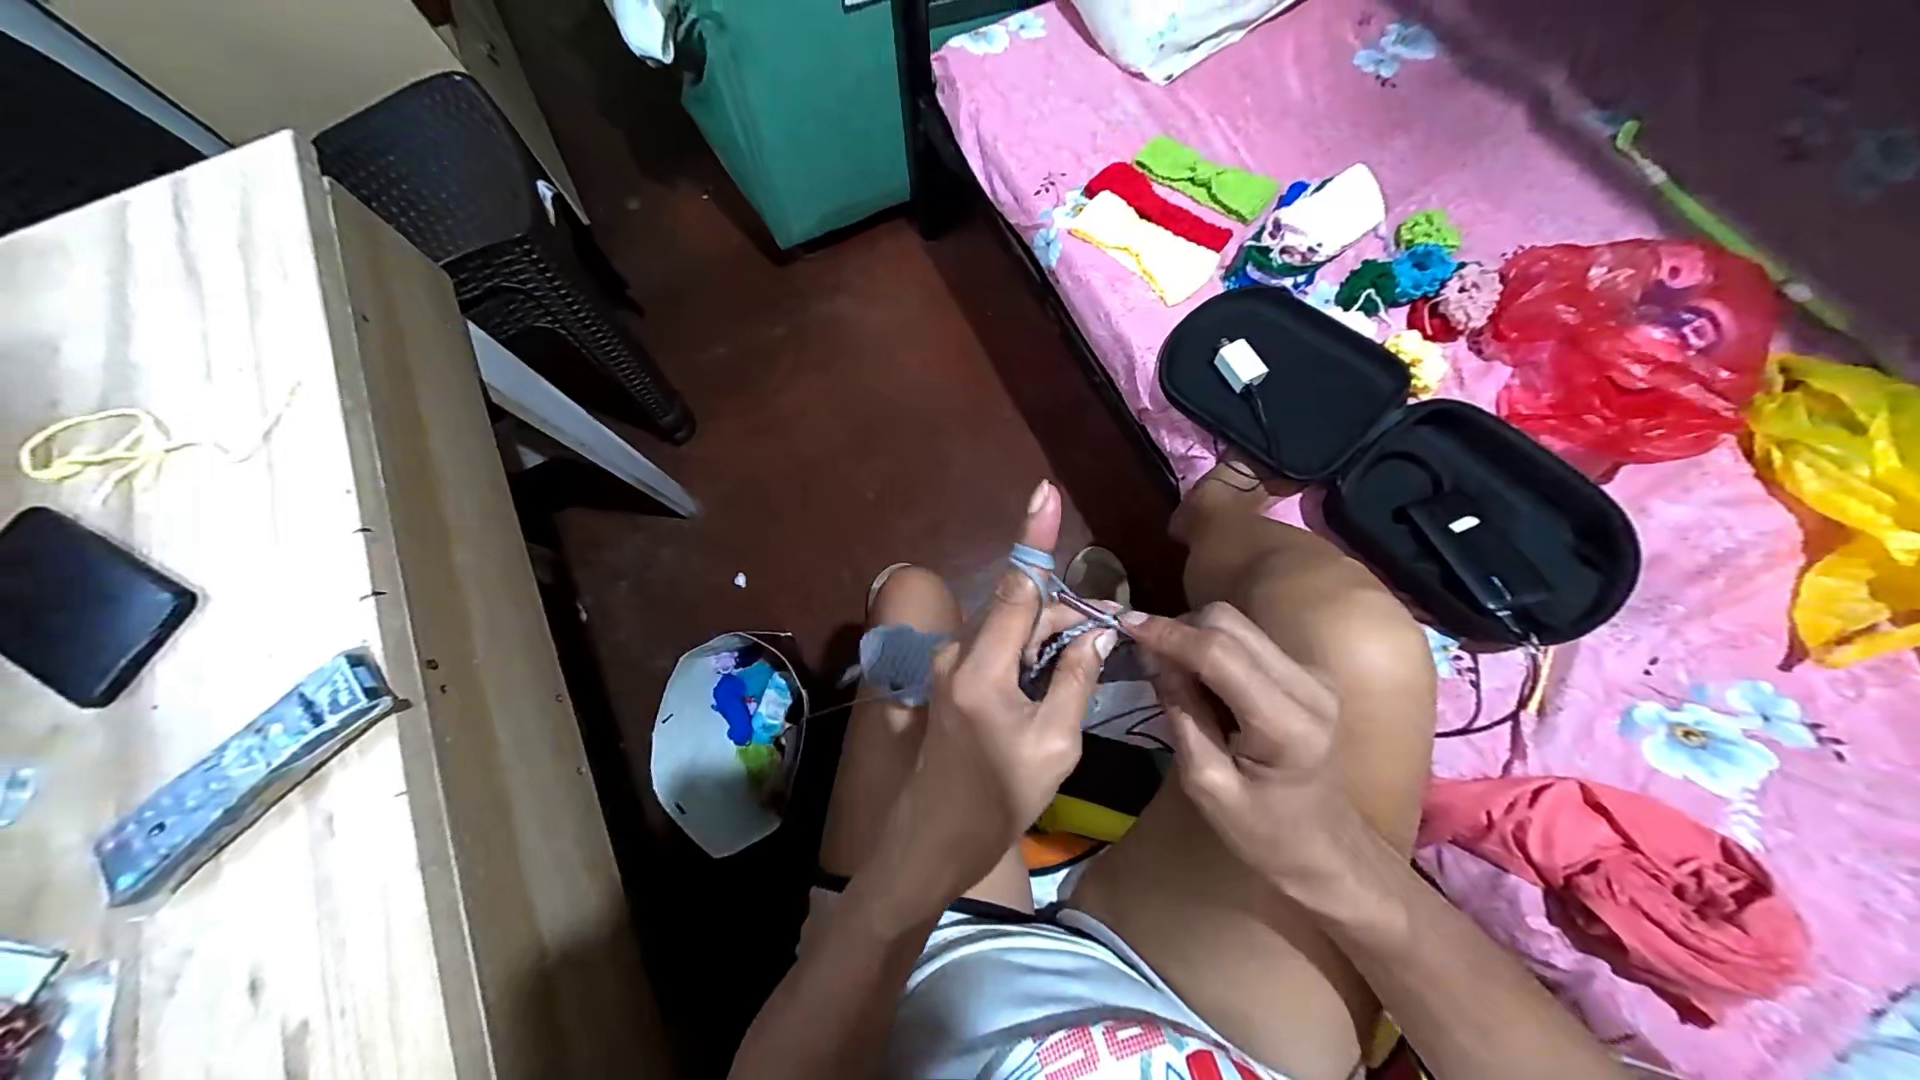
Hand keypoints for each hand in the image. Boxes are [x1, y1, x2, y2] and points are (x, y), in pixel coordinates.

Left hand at [864, 481, 1112, 917]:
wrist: (935, 838)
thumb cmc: (998, 798)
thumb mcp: (1055, 744)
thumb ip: (1075, 680)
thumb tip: (1095, 633)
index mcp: (981, 667)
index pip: (1016, 586)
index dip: (1033, 537)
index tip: (1043, 491)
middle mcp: (959, 653)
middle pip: (1019, 608)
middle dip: (1062, 615)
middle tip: (1101, 642)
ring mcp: (949, 664)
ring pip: (1010, 629)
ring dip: (1046, 639)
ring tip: (1078, 670)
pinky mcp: (951, 678)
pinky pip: (997, 649)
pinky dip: (1027, 654)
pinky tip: (1049, 682)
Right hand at [1124, 603, 1381, 902]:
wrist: (1327, 848)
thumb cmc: (1263, 831)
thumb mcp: (1205, 783)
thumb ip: (1181, 714)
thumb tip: (1153, 655)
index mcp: (1286, 724)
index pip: (1219, 654)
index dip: (1169, 634)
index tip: (1125, 625)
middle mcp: (1308, 685)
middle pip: (1229, 623)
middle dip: (1179, 630)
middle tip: (1147, 657)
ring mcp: (1312, 675)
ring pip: (1237, 626)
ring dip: (1194, 638)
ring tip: (1171, 673)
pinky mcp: (1306, 672)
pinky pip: (1247, 640)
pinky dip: (1212, 649)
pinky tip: (1200, 682)